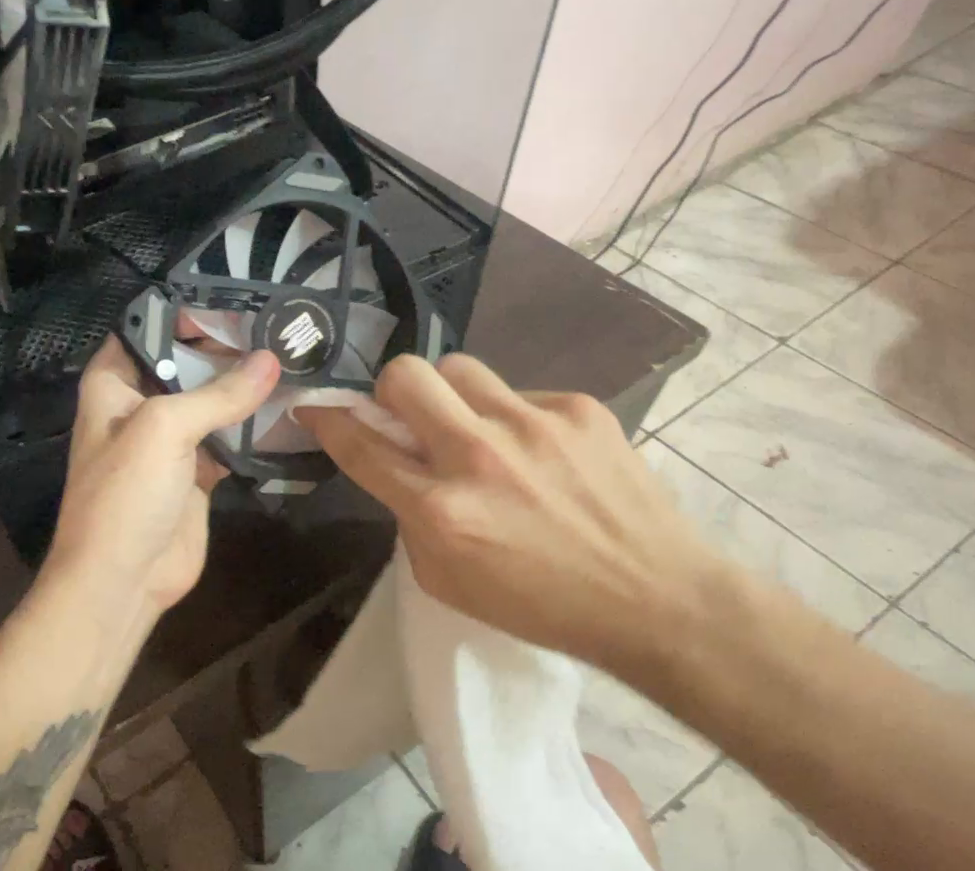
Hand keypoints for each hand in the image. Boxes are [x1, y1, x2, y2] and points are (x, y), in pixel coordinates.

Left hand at [46, 338, 279, 616]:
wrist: (122, 579)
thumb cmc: (125, 492)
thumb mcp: (164, 428)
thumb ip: (217, 394)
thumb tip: (271, 360)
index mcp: (112, 384)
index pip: (144, 330)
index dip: (180, 312)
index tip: (231, 293)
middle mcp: (138, 405)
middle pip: (184, 364)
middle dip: (223, 346)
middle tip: (278, 321)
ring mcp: (169, 441)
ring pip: (210, 401)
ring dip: (243, 386)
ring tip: (293, 352)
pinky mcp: (197, 472)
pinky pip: (229, 439)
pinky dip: (254, 426)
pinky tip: (291, 404)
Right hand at [297, 353, 728, 670]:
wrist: (661, 602)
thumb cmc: (542, 607)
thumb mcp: (447, 582)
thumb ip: (410, 520)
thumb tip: (401, 469)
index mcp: (441, 510)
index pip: (361, 444)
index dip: (327, 418)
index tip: (314, 407)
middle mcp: (479, 456)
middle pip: (405, 375)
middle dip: (390, 389)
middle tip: (408, 415)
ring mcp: (533, 425)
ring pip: (459, 367)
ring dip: (451, 395)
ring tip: (477, 427)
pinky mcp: (580, 410)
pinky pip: (520, 392)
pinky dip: (514, 417)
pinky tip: (541, 453)